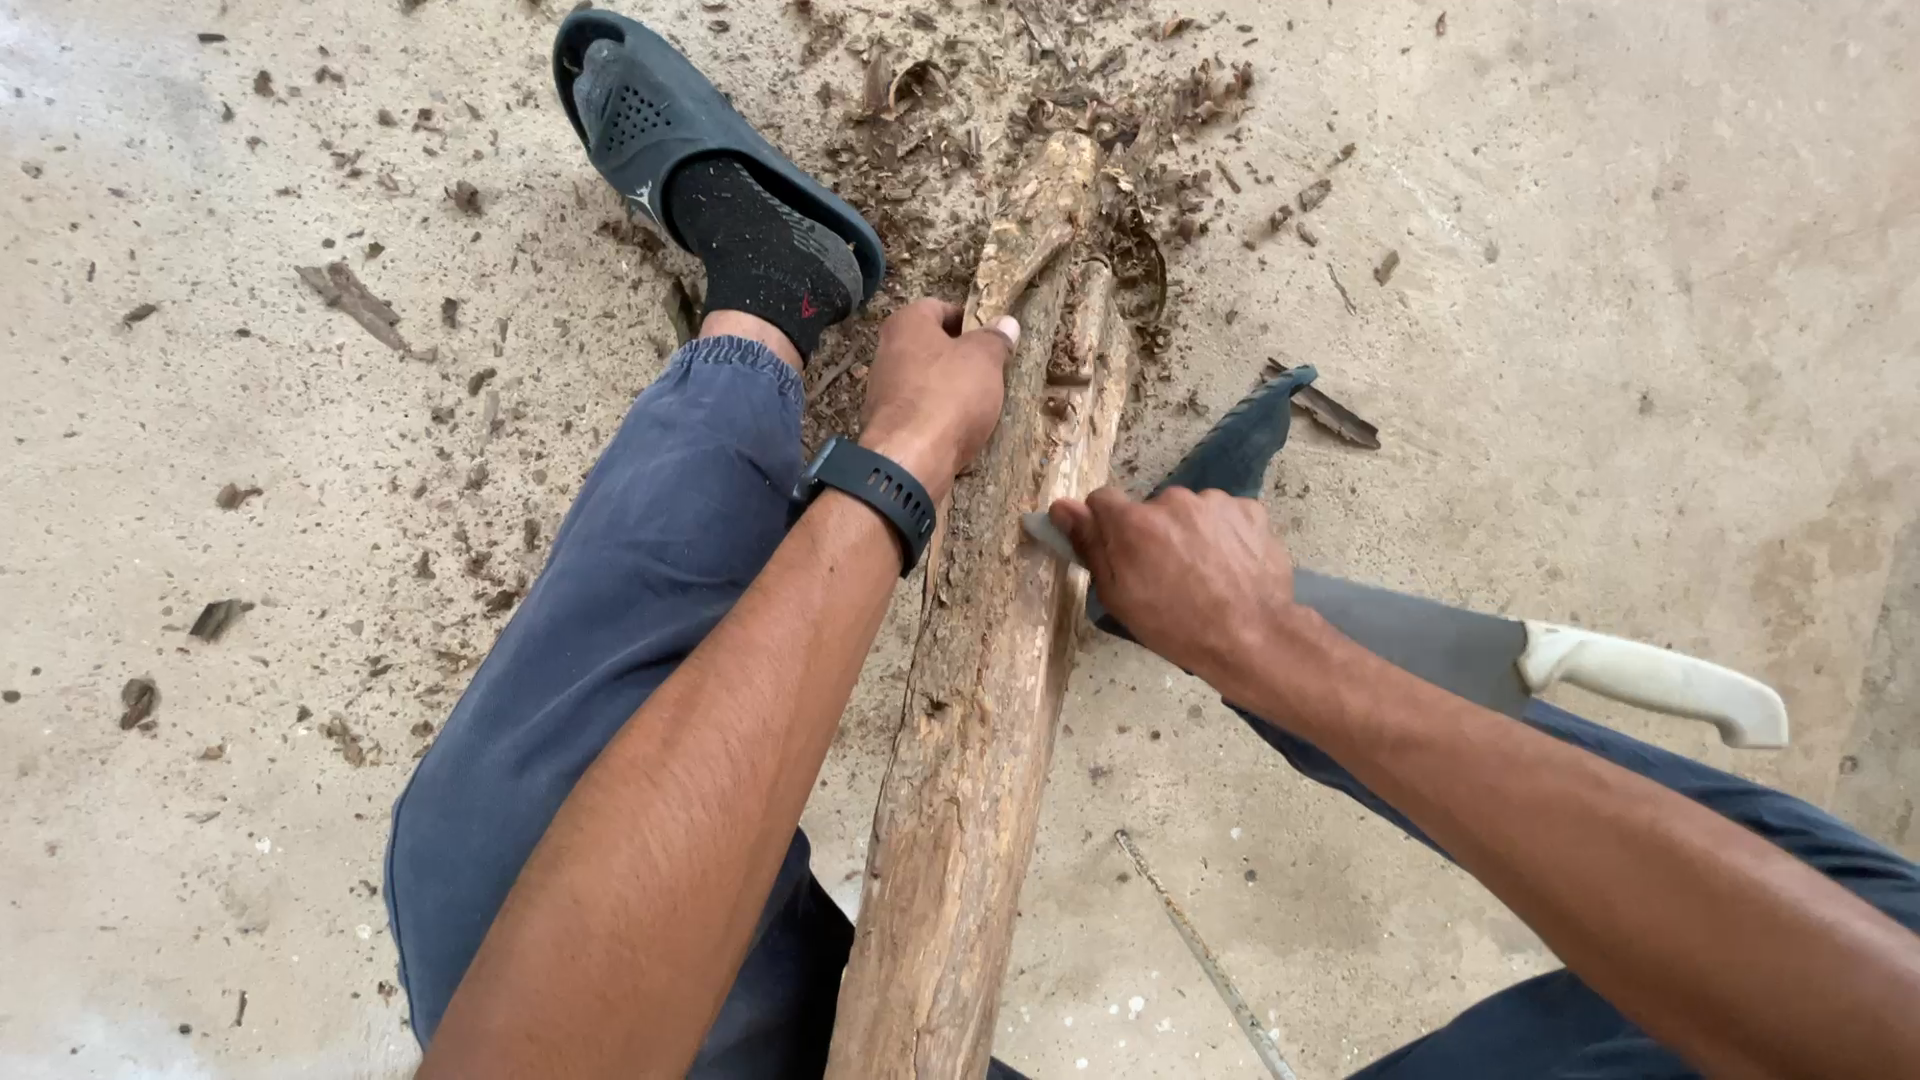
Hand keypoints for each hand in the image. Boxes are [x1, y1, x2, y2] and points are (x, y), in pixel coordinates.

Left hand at [859, 299, 1019, 500]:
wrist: (910, 459)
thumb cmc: (949, 395)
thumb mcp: (984, 360)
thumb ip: (995, 339)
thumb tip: (1007, 323)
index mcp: (906, 323)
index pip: (939, 307)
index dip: (969, 320)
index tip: (991, 339)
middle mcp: (887, 351)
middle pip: (931, 346)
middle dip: (961, 358)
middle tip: (990, 372)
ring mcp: (882, 391)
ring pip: (926, 381)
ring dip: (951, 390)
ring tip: (979, 405)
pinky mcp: (888, 425)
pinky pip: (921, 412)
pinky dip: (939, 417)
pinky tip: (959, 430)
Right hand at [1049, 487, 1301, 693]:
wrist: (1252, 637)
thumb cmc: (1175, 626)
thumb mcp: (1117, 596)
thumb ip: (1089, 545)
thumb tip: (1061, 506)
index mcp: (1134, 522)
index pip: (1102, 500)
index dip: (1105, 525)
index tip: (1119, 552)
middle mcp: (1172, 500)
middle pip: (1149, 509)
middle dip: (1152, 533)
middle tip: (1167, 574)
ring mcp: (1215, 502)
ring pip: (1189, 511)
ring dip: (1189, 532)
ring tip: (1204, 573)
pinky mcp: (1250, 510)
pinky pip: (1224, 515)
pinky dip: (1224, 534)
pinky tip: (1230, 566)